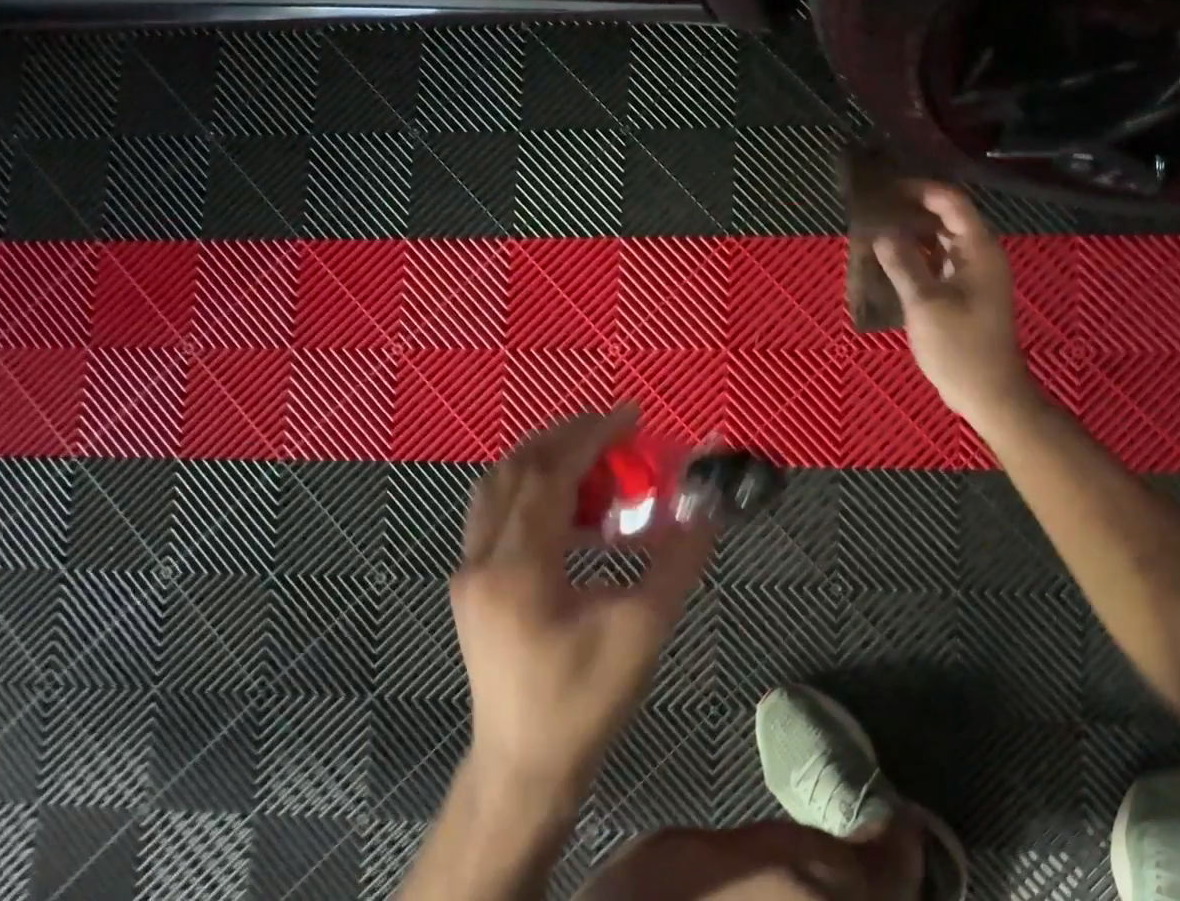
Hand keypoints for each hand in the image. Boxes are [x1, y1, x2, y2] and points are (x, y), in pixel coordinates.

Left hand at [450, 405, 712, 803]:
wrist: (526, 764)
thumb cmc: (585, 698)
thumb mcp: (645, 627)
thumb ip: (679, 559)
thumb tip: (709, 509)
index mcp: (518, 566)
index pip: (550, 474)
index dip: (592, 436)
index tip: (632, 415)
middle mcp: (482, 559)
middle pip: (515, 469)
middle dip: (566, 438)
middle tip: (617, 429)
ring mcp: (470, 574)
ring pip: (497, 489)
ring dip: (545, 461)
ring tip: (597, 458)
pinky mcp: (473, 588)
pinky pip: (497, 515)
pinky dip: (534, 492)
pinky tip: (576, 510)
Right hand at [874, 182, 1035, 423]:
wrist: (989, 393)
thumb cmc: (959, 347)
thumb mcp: (925, 303)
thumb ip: (903, 263)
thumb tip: (882, 232)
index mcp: (979, 250)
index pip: (951, 201)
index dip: (919, 190)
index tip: (884, 189)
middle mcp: (981, 256)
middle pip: (947, 219)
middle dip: (911, 212)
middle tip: (874, 209)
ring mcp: (976, 277)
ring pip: (943, 243)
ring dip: (913, 237)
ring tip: (876, 233)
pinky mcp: (968, 296)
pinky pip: (942, 266)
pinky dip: (919, 261)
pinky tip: (891, 264)